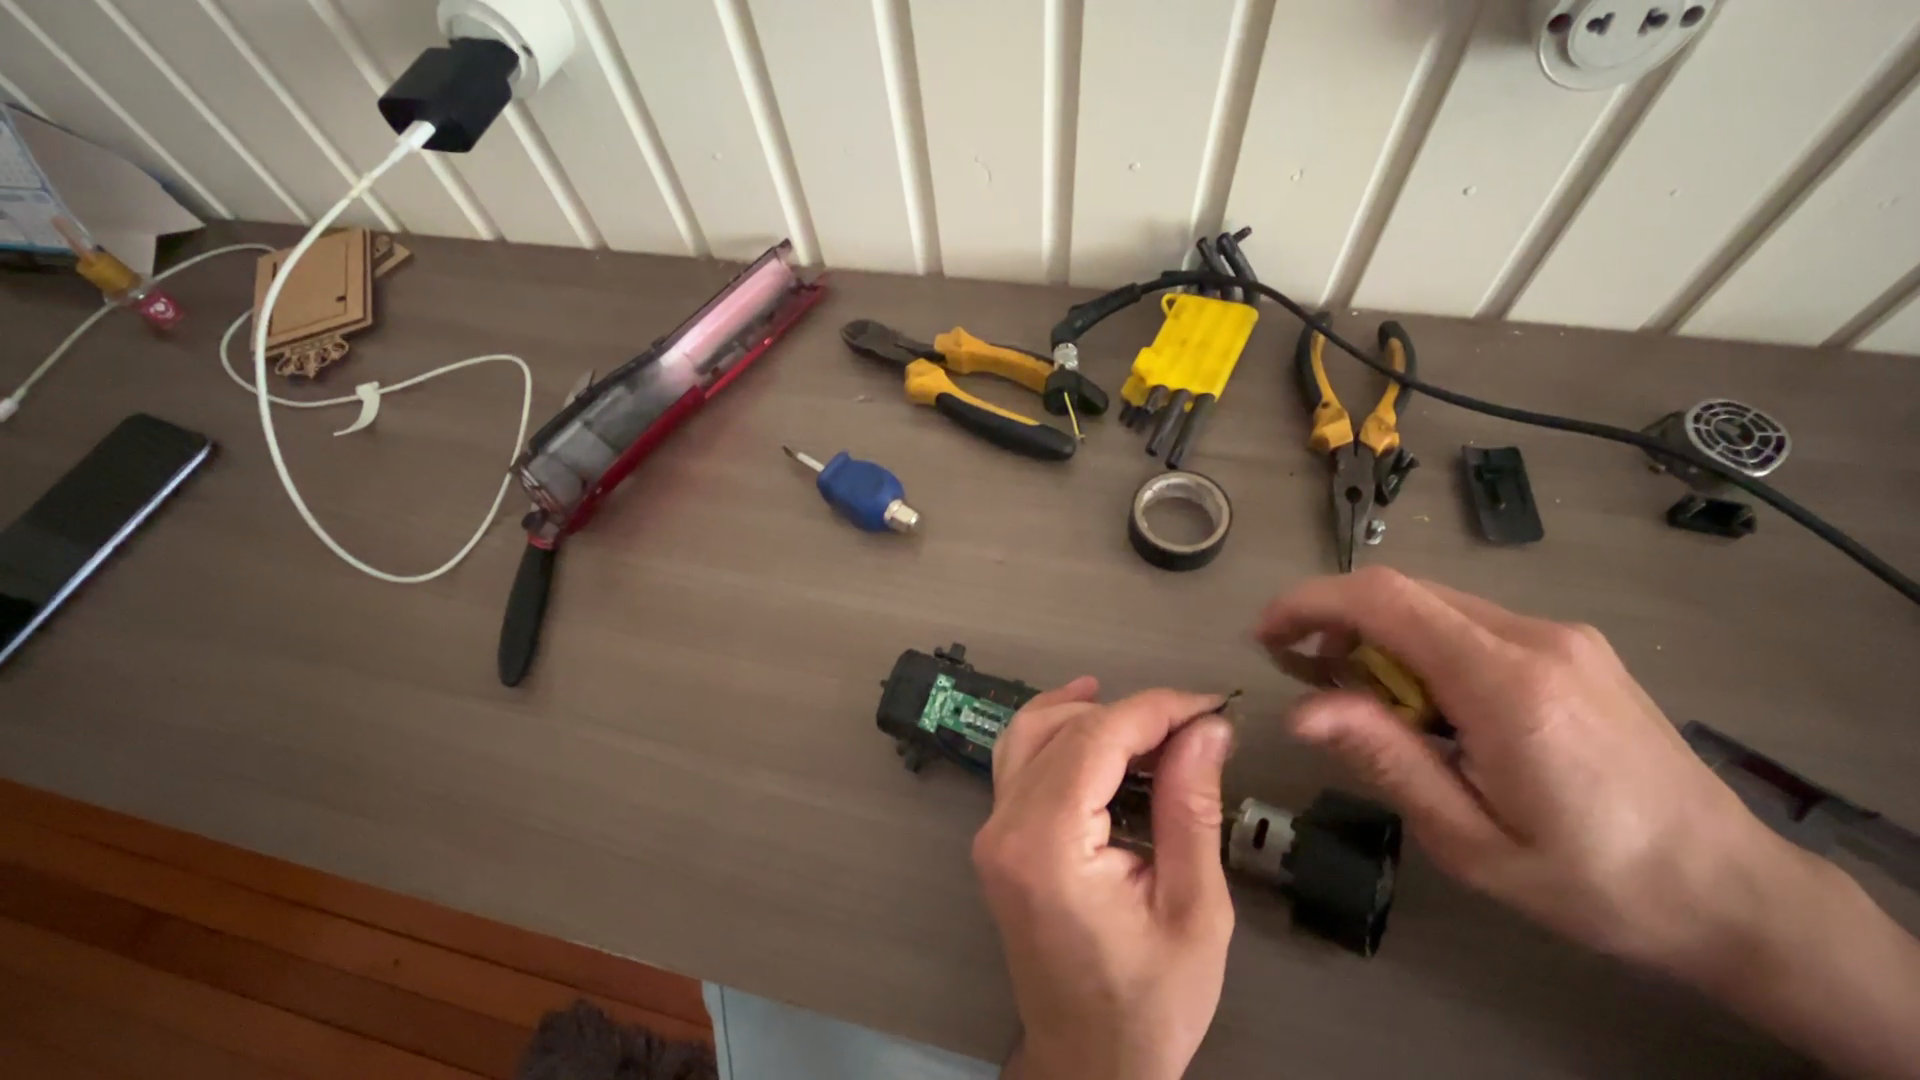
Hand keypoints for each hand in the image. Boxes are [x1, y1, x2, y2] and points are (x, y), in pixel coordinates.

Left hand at [973, 678, 1235, 1079]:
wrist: (1090, 1064)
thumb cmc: (1150, 1003)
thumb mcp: (1193, 911)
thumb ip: (1191, 810)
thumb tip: (1207, 729)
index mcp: (1047, 847)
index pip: (1096, 738)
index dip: (1156, 710)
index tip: (1212, 707)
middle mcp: (1004, 828)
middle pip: (1061, 729)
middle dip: (1131, 713)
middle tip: (1195, 727)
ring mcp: (992, 833)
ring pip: (1029, 734)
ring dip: (1089, 715)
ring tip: (1154, 724)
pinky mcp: (998, 841)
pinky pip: (1021, 762)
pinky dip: (1059, 734)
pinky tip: (1094, 725)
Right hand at [1256, 568, 1781, 977]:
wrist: (1730, 888)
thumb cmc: (1594, 881)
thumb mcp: (1471, 841)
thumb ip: (1386, 760)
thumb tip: (1301, 710)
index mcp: (1509, 685)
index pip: (1385, 601)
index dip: (1310, 603)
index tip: (1265, 635)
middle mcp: (1536, 638)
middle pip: (1404, 593)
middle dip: (1336, 623)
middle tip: (1302, 678)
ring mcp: (1561, 636)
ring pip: (1434, 605)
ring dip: (1377, 637)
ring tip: (1360, 700)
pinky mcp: (1572, 646)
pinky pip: (1469, 623)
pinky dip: (1420, 645)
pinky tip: (1423, 702)